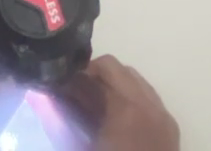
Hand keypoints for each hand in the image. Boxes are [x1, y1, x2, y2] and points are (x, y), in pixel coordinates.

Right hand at [62, 56, 179, 150]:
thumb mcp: (77, 148)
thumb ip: (56, 123)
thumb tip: (38, 96)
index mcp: (125, 108)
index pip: (96, 69)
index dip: (75, 75)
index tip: (62, 87)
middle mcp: (148, 104)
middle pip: (116, 68)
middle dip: (92, 77)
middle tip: (74, 97)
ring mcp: (163, 115)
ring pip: (134, 79)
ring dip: (113, 84)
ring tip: (94, 108)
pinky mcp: (171, 128)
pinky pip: (149, 96)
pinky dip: (130, 97)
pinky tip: (116, 120)